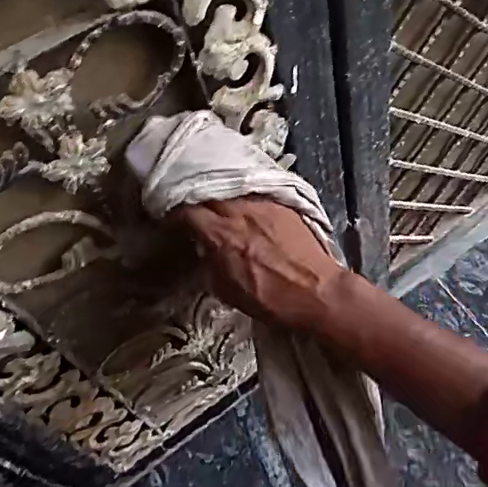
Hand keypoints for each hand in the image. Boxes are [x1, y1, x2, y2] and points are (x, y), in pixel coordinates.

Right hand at [169, 197, 351, 332]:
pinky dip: (242, 194)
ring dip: (218, 192)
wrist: (317, 291)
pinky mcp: (281, 202)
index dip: (174, 213)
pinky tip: (241, 199)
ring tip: (213, 197)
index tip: (170, 218)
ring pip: (231, 187)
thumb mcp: (228, 290)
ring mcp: (262, 204)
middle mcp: (239, 212)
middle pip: (207, 192)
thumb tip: (205, 251)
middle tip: (189, 203)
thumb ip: (211, 265)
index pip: (187, 212)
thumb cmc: (272, 300)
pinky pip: (254, 190)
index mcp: (221, 235)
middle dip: (194, 196)